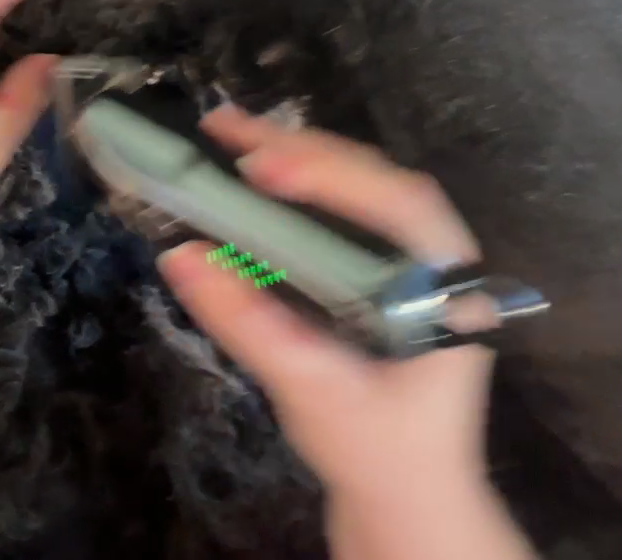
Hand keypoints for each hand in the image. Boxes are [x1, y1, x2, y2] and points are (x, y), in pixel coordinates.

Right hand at [157, 106, 494, 507]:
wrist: (408, 493)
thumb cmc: (377, 450)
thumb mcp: (311, 391)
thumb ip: (249, 326)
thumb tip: (179, 256)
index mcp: (442, 291)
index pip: (401, 209)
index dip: (334, 178)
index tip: (262, 171)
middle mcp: (430, 262)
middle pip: (373, 180)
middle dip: (298, 147)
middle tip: (224, 128)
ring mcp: (404, 262)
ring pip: (356, 183)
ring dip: (292, 151)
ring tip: (227, 132)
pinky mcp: (373, 268)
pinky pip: (338, 205)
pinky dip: (291, 178)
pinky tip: (251, 167)